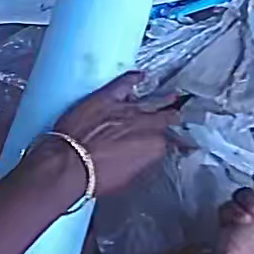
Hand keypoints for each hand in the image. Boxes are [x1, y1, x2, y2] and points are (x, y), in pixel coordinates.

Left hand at [22, 71, 177, 199]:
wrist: (70, 164)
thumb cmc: (96, 178)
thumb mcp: (128, 177)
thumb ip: (141, 162)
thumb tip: (144, 156)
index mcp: (152, 147)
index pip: (171, 142)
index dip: (177, 143)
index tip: (183, 143)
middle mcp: (144, 125)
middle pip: (165, 118)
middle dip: (173, 117)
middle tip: (179, 115)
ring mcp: (125, 108)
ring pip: (151, 101)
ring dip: (164, 99)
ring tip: (174, 96)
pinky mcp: (106, 97)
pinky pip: (124, 82)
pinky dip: (133, 78)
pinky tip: (141, 75)